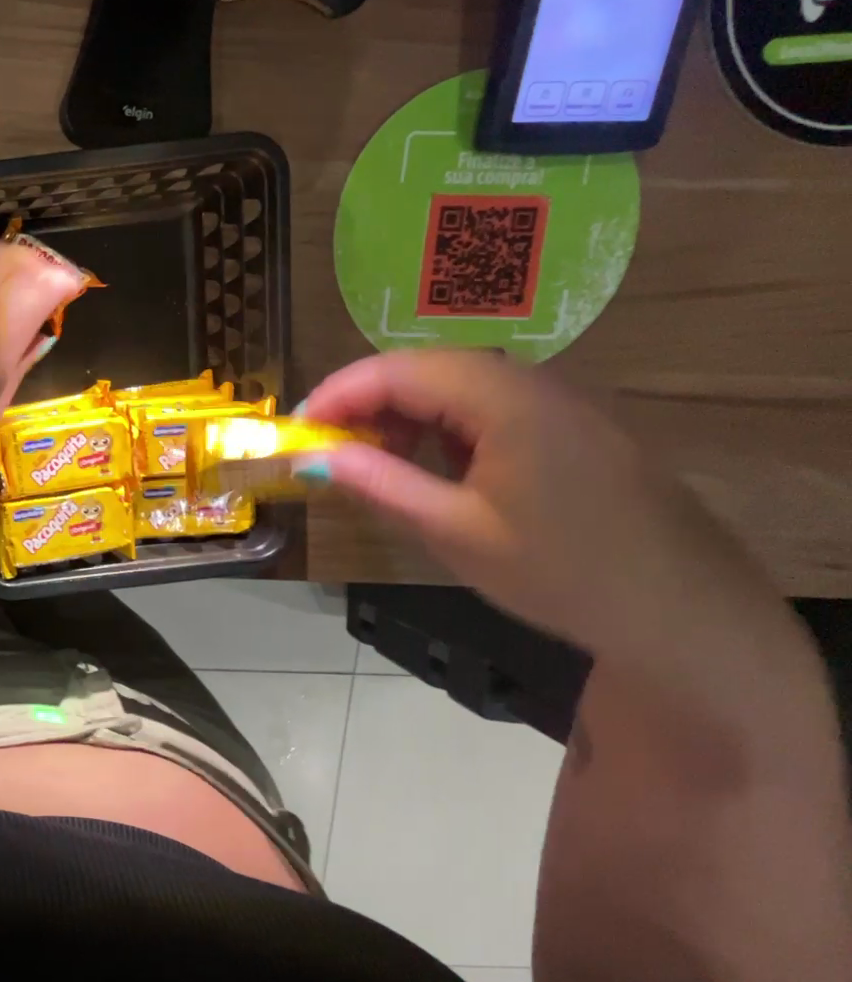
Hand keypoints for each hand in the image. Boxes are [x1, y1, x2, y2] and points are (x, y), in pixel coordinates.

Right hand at [300, 349, 778, 661]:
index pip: (401, 369)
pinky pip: (487, 405)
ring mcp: (559, 403)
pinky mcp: (570, 427)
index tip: (297, 430)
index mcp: (508, 402)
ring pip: (457, 383)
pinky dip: (440, 424)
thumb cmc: (560, 573)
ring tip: (368, 459)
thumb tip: (313, 455)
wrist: (683, 613)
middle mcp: (535, 385)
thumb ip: (380, 484)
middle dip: (365, 399)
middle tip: (324, 446)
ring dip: (401, 411)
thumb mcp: (454, 533)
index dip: (339, 391)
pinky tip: (426, 463)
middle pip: (427, 368)